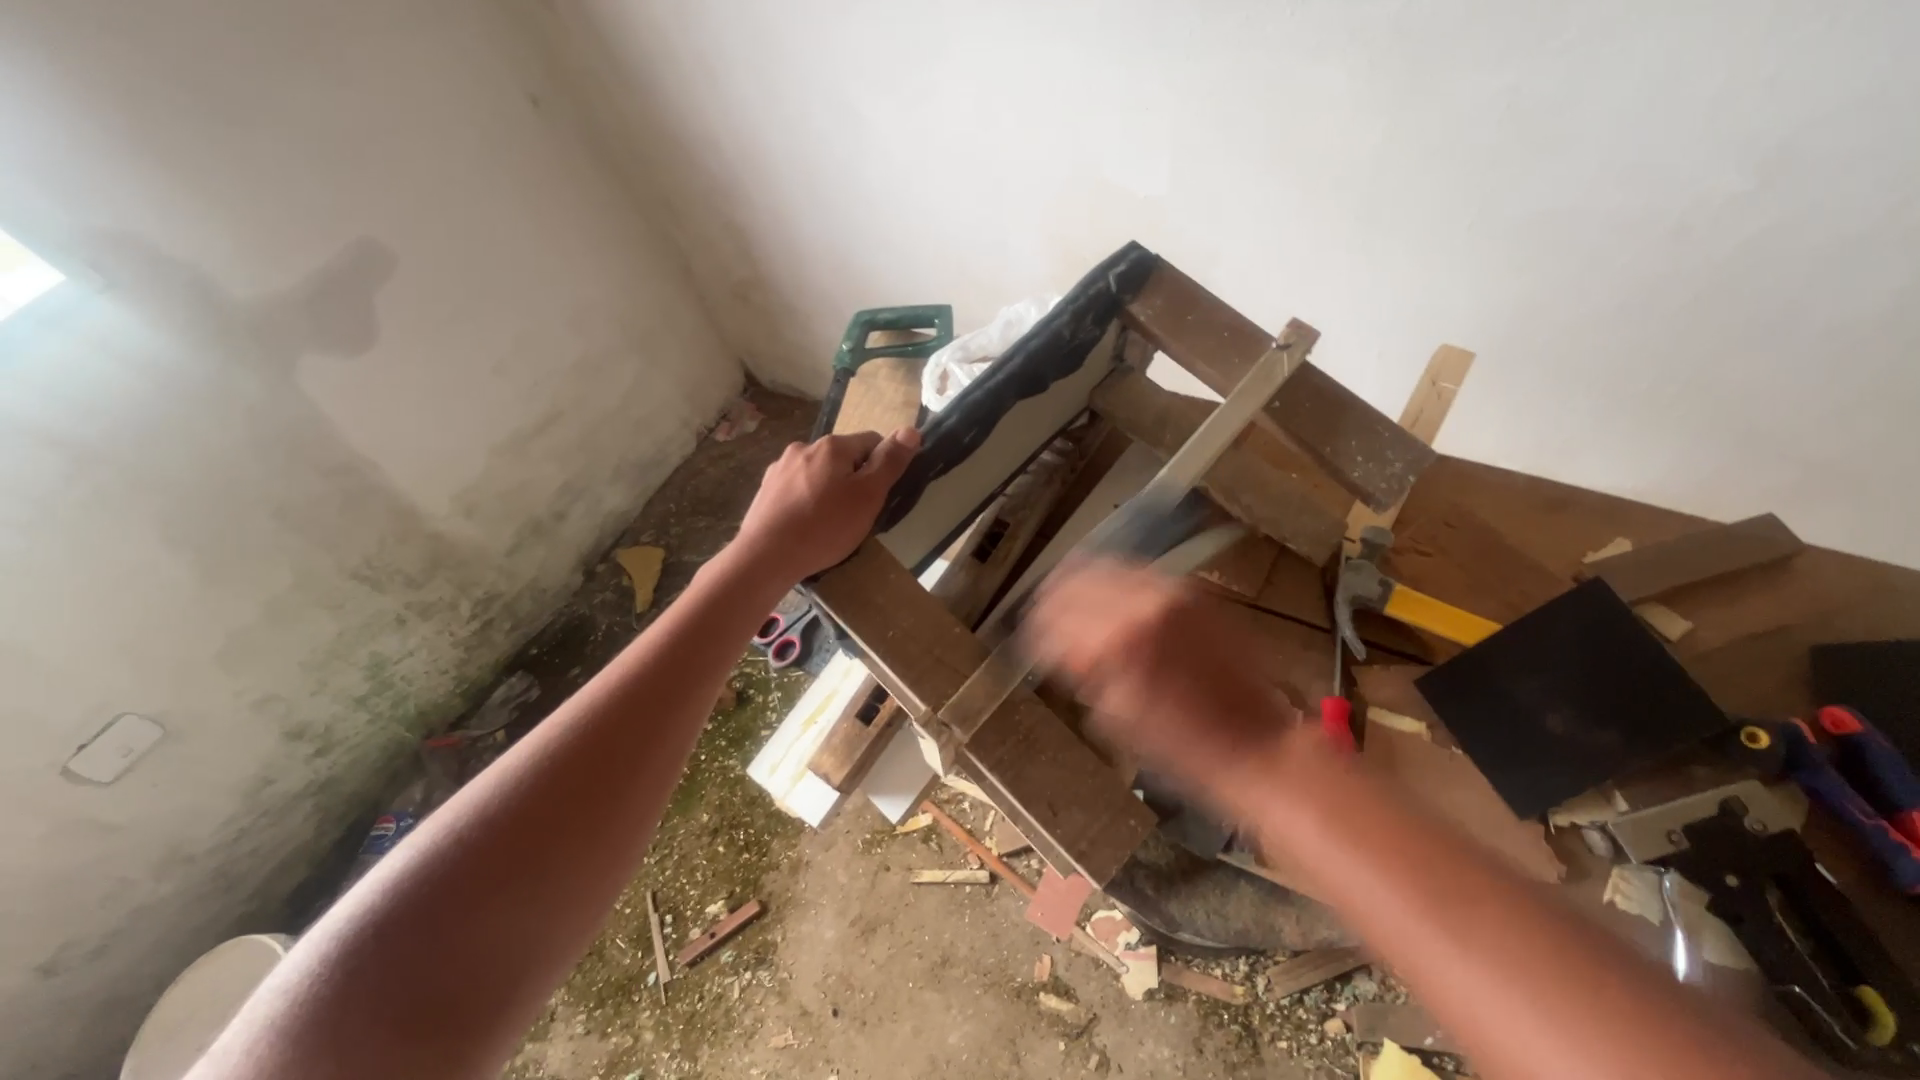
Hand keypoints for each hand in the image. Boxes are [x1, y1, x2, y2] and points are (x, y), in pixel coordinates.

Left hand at [734, 427, 920, 581]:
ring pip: (818, 472)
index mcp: (832, 445)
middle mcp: (804, 447)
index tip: (879, 496)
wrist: (765, 556)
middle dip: (854, 479)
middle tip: (857, 514)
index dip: (882, 467)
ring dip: (829, 489)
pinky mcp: (766, 489)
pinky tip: (806, 524)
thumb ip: (890, 462)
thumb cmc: (825, 526)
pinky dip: (807, 500)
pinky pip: (797, 488)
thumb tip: (911, 430)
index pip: (872, 441)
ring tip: (830, 522)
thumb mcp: (868, 496)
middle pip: (843, 457)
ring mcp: (781, 468)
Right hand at [1025, 558, 1304, 801]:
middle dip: (1056, 600)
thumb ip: (1082, 672)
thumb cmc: (1182, 748)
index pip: (1054, 615)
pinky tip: (1115, 604)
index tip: (1032, 639)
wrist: (1258, 744)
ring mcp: (1173, 591)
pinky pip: (1142, 575)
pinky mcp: (1197, 592)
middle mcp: (1142, 603)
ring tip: (1075, 606)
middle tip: (1045, 618)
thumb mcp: (1115, 718)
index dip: (1037, 628)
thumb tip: (1058, 648)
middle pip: (1076, 579)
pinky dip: (1120, 585)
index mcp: (1115, 639)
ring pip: (1107, 567)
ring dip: (1085, 586)